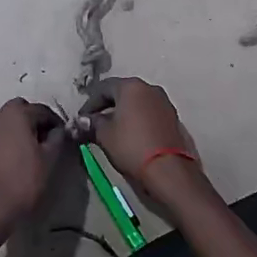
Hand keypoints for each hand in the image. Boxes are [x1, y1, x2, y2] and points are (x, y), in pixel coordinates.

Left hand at [0, 99, 65, 236]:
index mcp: (16, 113)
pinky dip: (11, 139)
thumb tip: (60, 130)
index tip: (65, 137)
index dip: (57, 122)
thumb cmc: (25, 180)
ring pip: (9, 122)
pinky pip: (0, 135)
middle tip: (49, 140)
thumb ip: (58, 138)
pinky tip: (20, 158)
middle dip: (36, 120)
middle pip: (22, 110)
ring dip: (22, 129)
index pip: (43, 110)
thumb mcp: (51, 158)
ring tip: (35, 150)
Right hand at [81, 78, 204, 212]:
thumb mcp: (104, 135)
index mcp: (132, 86)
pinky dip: (138, 120)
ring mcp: (165, 103)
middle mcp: (150, 88)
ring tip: (113, 131)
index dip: (90, 103)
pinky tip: (131, 136)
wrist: (168, 170)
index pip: (104, 87)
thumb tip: (83, 121)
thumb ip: (92, 123)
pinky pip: (150, 114)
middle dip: (108, 106)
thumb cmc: (131, 146)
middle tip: (95, 123)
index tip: (82, 119)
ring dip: (124, 114)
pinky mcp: (174, 119)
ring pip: (138, 103)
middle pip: (123, 92)